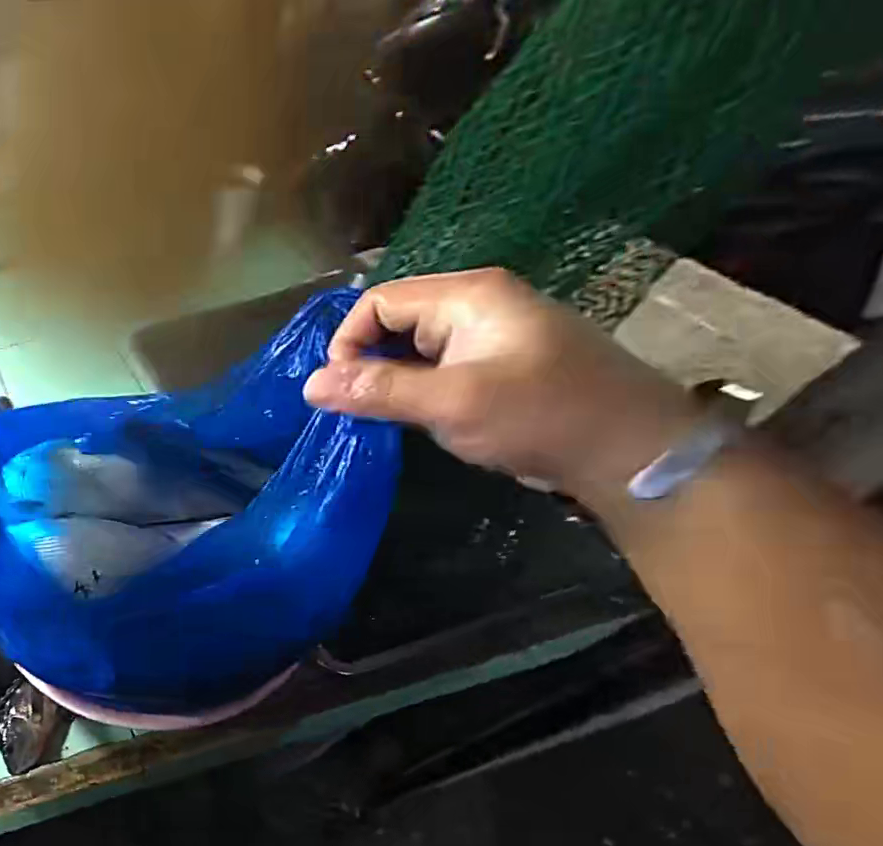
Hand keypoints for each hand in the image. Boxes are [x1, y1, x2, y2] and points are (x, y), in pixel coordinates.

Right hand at [303, 268, 703, 509]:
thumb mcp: (450, 403)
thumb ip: (376, 390)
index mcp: (468, 297)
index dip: (347, 342)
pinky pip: (428, 367)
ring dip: (383, 379)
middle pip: (389, 321)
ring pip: (406, 348)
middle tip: (356, 406)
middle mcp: (474, 305)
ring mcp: (484, 336)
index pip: (377, 302)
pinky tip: (408, 416)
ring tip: (378, 415)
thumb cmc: (541, 417)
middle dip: (362, 362)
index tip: (341, 389)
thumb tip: (309, 385)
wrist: (630, 453)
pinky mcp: (489, 365)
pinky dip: (407, 389)